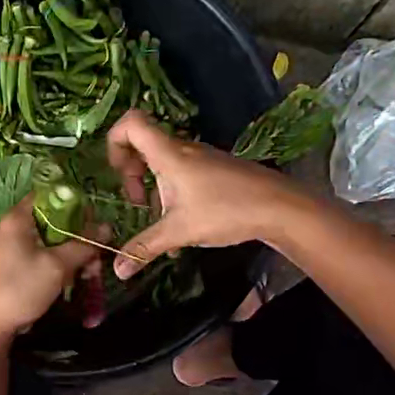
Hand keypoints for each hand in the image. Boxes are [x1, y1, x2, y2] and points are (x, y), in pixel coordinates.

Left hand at [0, 196, 99, 340]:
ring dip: (74, 253)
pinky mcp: (19, 263)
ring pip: (54, 239)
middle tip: (95, 254)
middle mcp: (15, 226)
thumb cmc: (22, 288)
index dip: (75, 202)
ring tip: (89, 272)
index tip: (94, 219)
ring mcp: (16, 245)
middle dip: (79, 236)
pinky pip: (47, 254)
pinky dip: (62, 262)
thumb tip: (107, 227)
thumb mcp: (58, 265)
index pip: (50, 194)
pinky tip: (76, 278)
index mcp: (18, 217)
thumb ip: (84, 244)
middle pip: (56, 219)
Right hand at [105, 109, 311, 278]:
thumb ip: (145, 249)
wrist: (279, 207)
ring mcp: (202, 158)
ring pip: (165, 162)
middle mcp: (183, 149)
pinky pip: (183, 172)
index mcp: (169, 154)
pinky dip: (173, 191)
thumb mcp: (179, 232)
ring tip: (160, 218)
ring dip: (154, 186)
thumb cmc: (225, 211)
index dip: (114, 143)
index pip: (130, 123)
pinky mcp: (216, 169)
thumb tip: (117, 271)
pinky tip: (184, 223)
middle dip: (132, 172)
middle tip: (138, 202)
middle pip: (144, 143)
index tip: (118, 175)